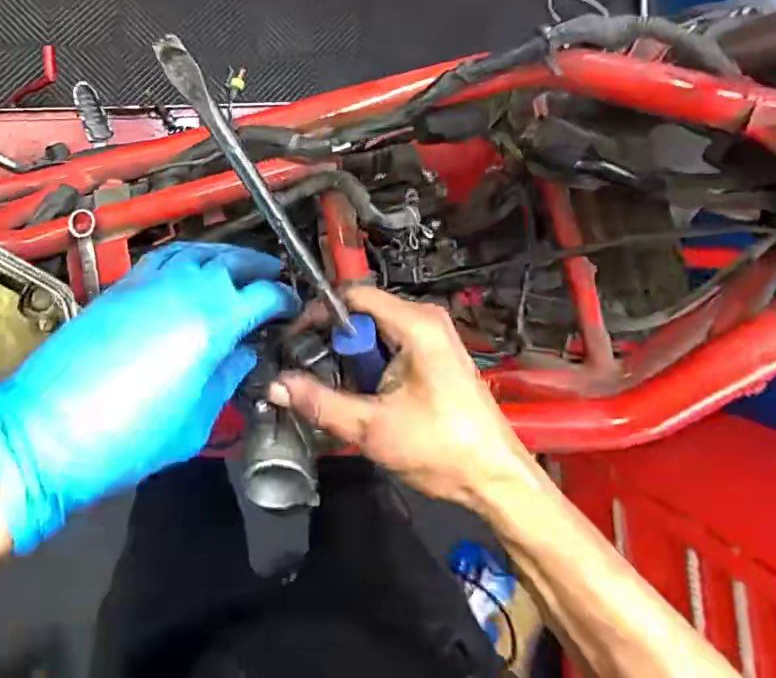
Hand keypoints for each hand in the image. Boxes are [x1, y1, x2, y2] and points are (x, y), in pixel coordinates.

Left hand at [0, 243, 296, 553]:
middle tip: (272, 278)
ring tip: (237, 267)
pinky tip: (191, 269)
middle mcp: (182, 288)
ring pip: (197, 251)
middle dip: (257, 266)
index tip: (290, 307)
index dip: (282, 299)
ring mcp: (148, 282)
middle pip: (231, 261)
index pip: (261, 295)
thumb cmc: (122, 438)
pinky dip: (186, 257)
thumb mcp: (194, 421)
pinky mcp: (120, 287)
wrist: (45, 431)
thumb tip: (243, 354)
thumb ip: (226, 377)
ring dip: (223, 255)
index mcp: (211, 321)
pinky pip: (164, 257)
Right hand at [267, 286, 537, 510]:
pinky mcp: (435, 354)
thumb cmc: (443, 450)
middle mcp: (426, 319)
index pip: (352, 295)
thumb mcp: (372, 428)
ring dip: (351, 357)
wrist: (498, 481)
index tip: (295, 340)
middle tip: (309, 369)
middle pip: (362, 312)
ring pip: (374, 331)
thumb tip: (276, 385)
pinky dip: (371, 364)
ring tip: (334, 387)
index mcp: (416, 324)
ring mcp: (434, 335)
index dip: (318, 313)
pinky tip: (364, 394)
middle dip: (332, 341)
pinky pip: (390, 344)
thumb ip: (320, 402)